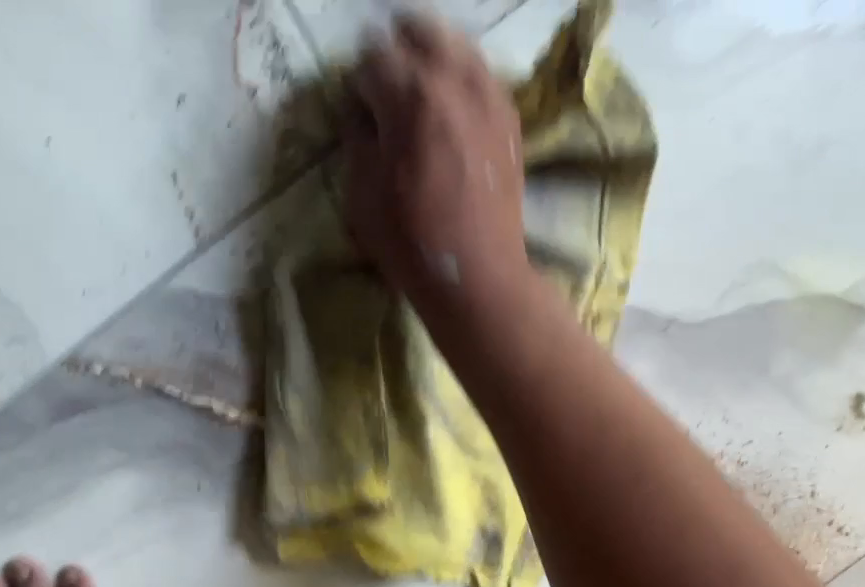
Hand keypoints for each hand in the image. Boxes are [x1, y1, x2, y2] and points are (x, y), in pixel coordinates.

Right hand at [344, 13, 530, 316]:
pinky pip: (483, 73)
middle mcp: (453, 81)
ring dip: (432, 54)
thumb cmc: (409, 242)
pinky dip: (462, 75)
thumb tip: (363, 111)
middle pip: (421, 31)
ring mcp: (488, 96)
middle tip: (385, 75)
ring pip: (457, 44)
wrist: (476, 276)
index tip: (356, 104)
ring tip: (418, 81)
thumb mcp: (361, 194)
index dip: (358, 80)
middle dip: (397, 47)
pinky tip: (450, 101)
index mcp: (409, 97)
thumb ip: (358, 137)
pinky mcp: (509, 118)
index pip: (373, 58)